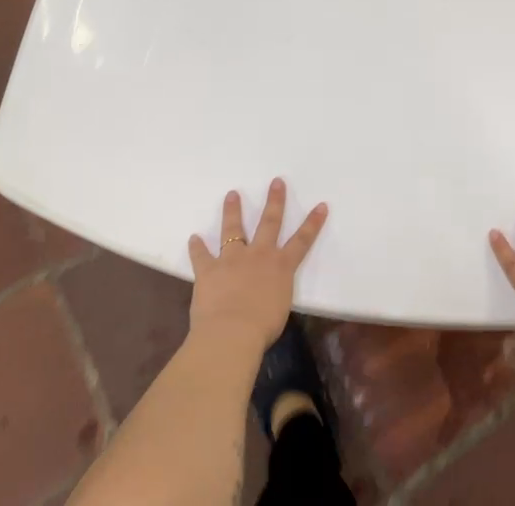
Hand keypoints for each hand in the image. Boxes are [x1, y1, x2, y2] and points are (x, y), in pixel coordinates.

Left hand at [186, 179, 327, 357]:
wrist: (231, 333)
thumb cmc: (263, 326)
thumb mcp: (279, 307)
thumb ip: (275, 292)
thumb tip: (268, 292)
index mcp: (281, 266)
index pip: (302, 240)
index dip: (313, 223)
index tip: (321, 205)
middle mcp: (259, 255)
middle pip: (269, 223)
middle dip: (275, 201)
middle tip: (276, 182)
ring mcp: (232, 259)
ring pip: (233, 229)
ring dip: (233, 211)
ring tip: (232, 195)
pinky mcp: (209, 270)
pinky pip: (201, 255)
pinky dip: (197, 247)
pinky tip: (194, 238)